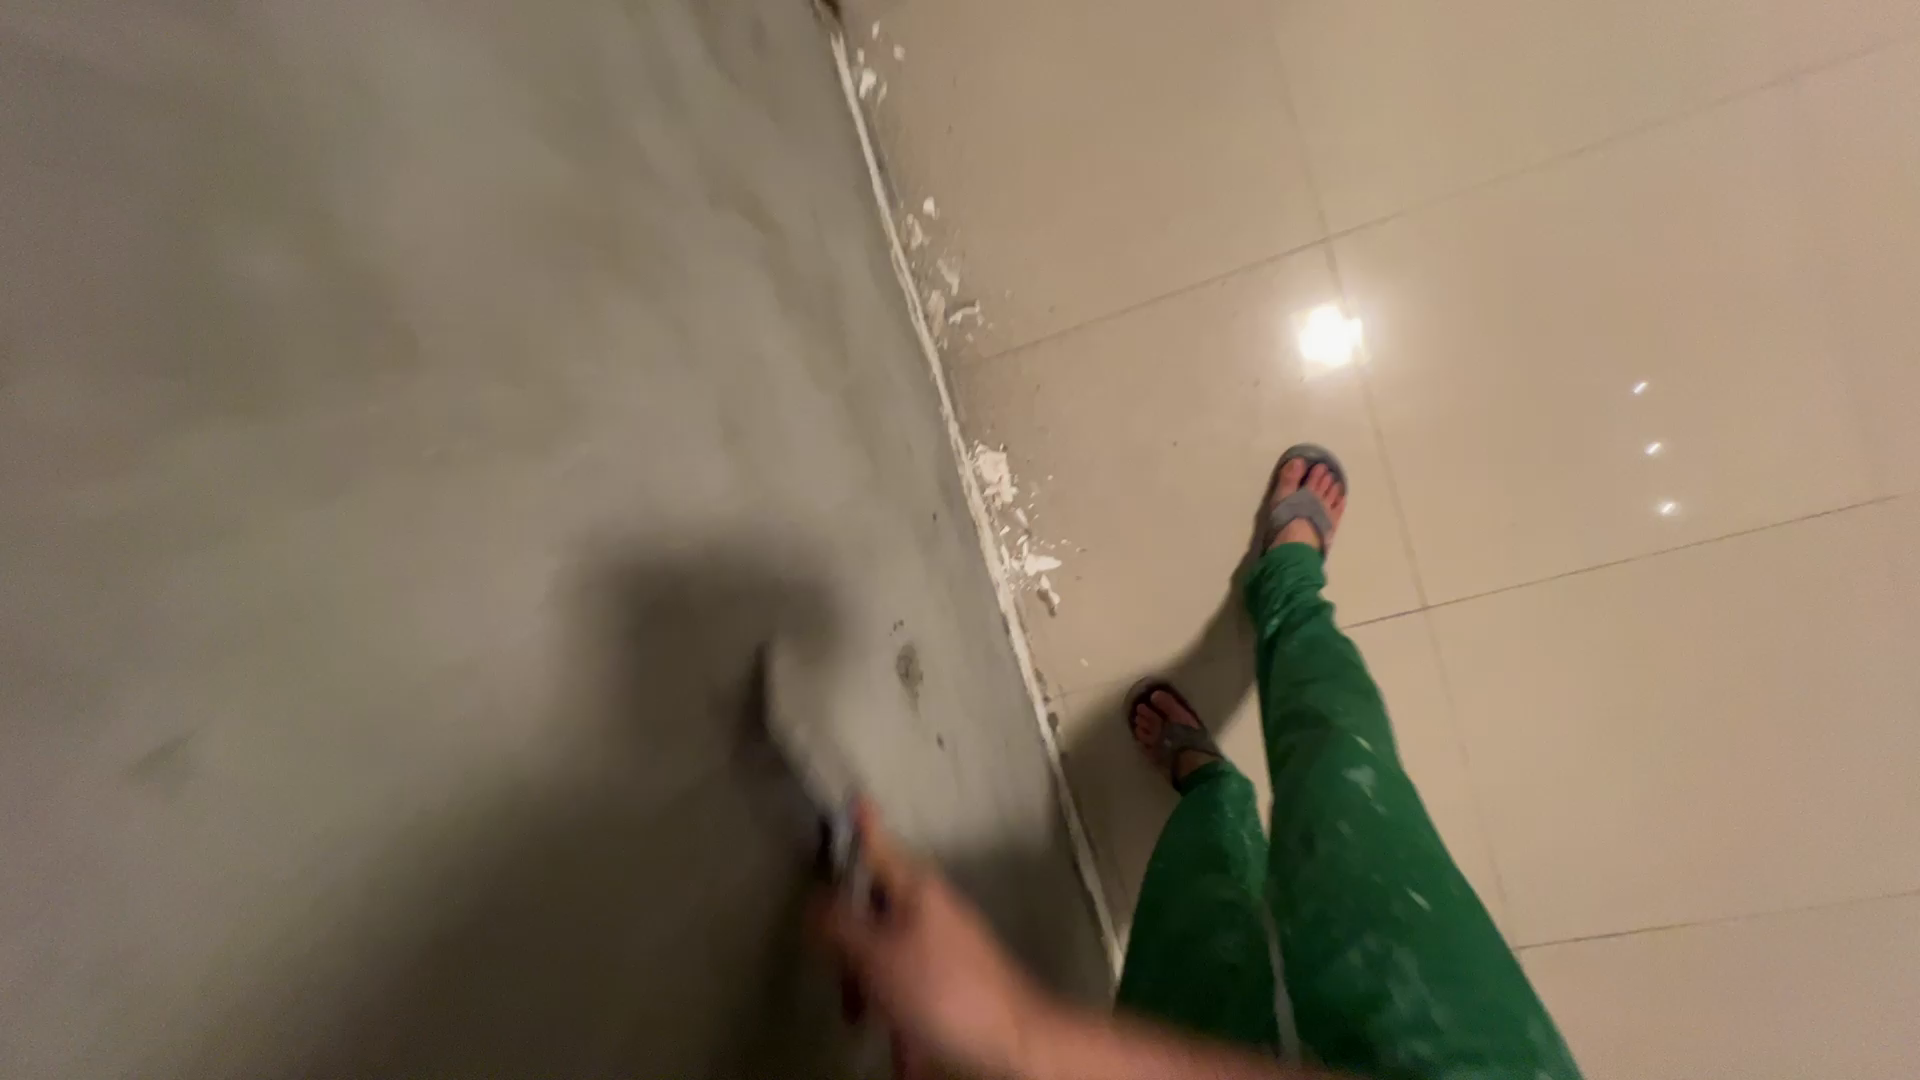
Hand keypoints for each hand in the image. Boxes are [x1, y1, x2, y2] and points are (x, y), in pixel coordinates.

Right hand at [815, 801, 1057, 1077]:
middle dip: (852, 952)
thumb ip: (841, 926)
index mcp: (916, 887)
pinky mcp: (953, 971)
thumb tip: (816, 900)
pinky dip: (900, 1012)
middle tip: (848, 992)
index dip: (864, 824)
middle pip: (873, 910)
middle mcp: (930, 904)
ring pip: (887, 953)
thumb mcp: (877, 958)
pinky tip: (907, 1049)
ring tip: (873, 1026)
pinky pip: (910, 982)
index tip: (857, 796)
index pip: (879, 847)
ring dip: (873, 990)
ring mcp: (943, 938)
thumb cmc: (941, 987)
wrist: (1013, 1036)